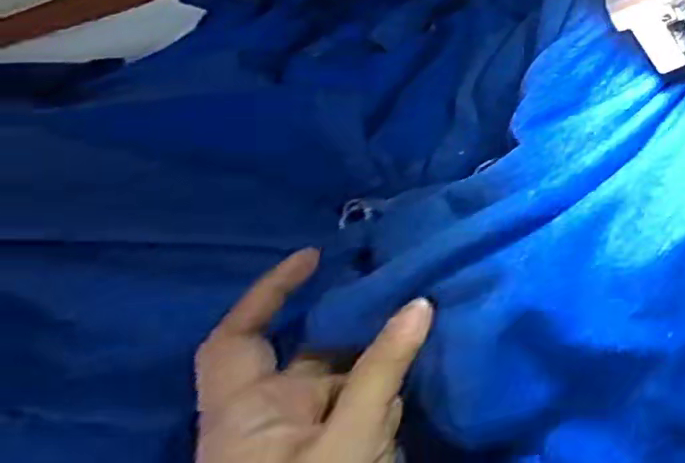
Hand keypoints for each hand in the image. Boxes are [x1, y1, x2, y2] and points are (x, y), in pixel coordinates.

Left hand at [195, 248, 433, 462]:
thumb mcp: (348, 440)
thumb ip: (384, 369)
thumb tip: (421, 300)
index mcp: (243, 414)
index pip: (234, 342)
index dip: (267, 295)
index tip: (317, 254)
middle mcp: (273, 414)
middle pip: (313, 346)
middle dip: (360, 312)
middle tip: (409, 271)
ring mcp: (312, 428)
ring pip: (352, 365)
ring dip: (390, 338)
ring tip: (437, 298)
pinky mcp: (347, 439)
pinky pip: (375, 387)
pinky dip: (403, 363)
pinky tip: (438, 342)